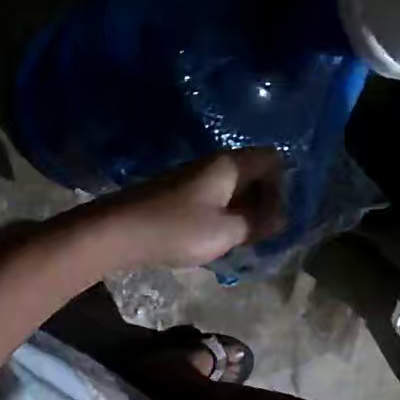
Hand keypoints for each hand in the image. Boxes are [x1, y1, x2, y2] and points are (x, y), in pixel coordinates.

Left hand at [96, 148, 286, 268]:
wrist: (118, 230)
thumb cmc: (177, 229)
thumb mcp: (226, 231)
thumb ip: (257, 222)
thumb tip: (280, 217)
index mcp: (229, 164)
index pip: (273, 159)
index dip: (282, 186)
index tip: (274, 217)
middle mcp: (212, 164)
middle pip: (253, 173)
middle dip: (263, 202)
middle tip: (260, 234)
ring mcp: (192, 178)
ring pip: (231, 189)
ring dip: (241, 212)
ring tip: (238, 240)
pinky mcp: (177, 194)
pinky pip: (211, 198)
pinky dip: (220, 216)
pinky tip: (212, 239)